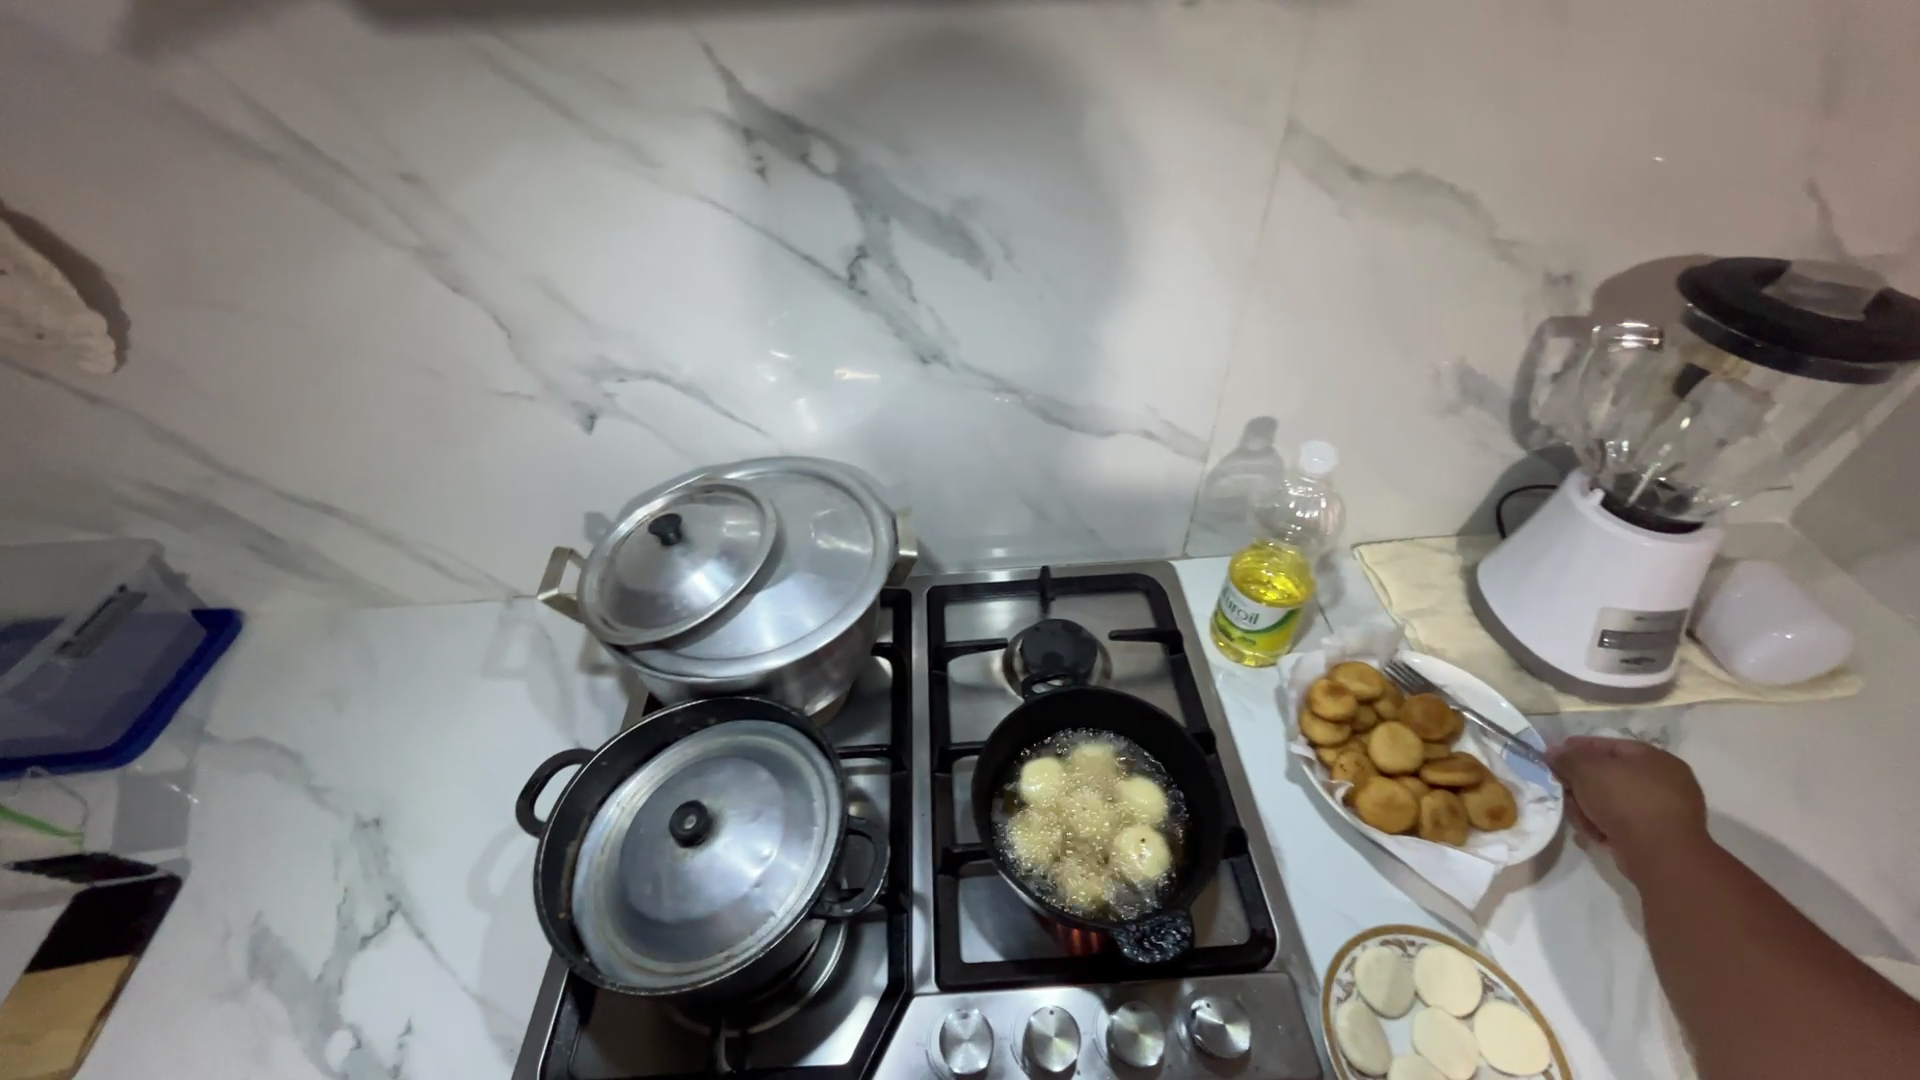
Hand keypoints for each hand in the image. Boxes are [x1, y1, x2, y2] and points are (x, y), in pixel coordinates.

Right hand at [1547, 736, 1710, 880]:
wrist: (1660, 854)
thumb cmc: (1625, 800)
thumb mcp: (1586, 769)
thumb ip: (1566, 757)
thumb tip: (1553, 753)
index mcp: (1653, 758)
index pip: (1606, 745)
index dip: (1575, 748)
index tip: (1551, 757)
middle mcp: (1663, 780)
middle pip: (1606, 774)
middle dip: (1580, 782)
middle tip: (1563, 789)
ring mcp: (1662, 809)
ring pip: (1610, 799)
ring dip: (1587, 805)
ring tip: (1579, 816)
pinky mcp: (1656, 834)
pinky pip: (1620, 820)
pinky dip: (1603, 823)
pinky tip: (1593, 831)